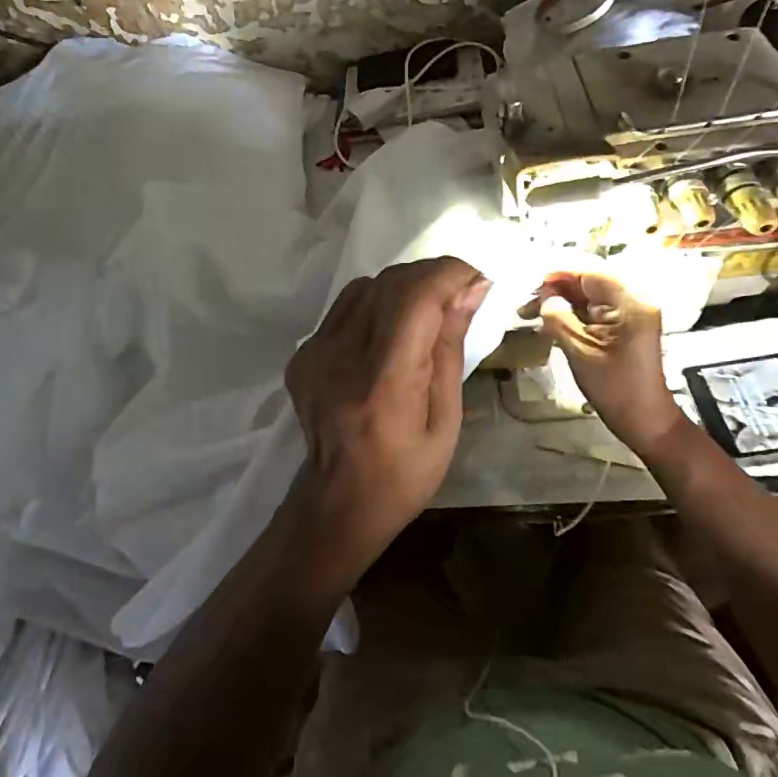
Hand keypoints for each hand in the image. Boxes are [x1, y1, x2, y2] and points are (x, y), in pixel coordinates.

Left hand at [284, 257, 490, 577]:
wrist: (337, 502)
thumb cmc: (404, 474)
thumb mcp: (445, 421)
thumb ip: (450, 350)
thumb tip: (469, 290)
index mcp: (383, 386)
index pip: (414, 300)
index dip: (449, 275)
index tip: (476, 279)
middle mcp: (340, 359)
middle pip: (389, 284)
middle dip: (432, 275)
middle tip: (460, 290)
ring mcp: (314, 354)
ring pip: (365, 286)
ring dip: (404, 286)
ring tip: (429, 308)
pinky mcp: (301, 354)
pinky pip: (344, 307)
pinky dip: (375, 302)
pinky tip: (391, 327)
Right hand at [523, 272, 686, 452]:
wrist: (645, 420)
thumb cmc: (614, 387)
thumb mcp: (579, 350)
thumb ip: (558, 317)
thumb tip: (544, 296)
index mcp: (629, 304)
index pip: (589, 273)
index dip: (557, 274)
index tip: (528, 282)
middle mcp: (633, 302)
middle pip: (588, 282)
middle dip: (555, 288)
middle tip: (524, 302)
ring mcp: (629, 315)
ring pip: (587, 296)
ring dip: (559, 302)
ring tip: (528, 314)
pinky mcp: (623, 327)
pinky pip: (592, 311)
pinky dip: (570, 314)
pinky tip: (547, 324)